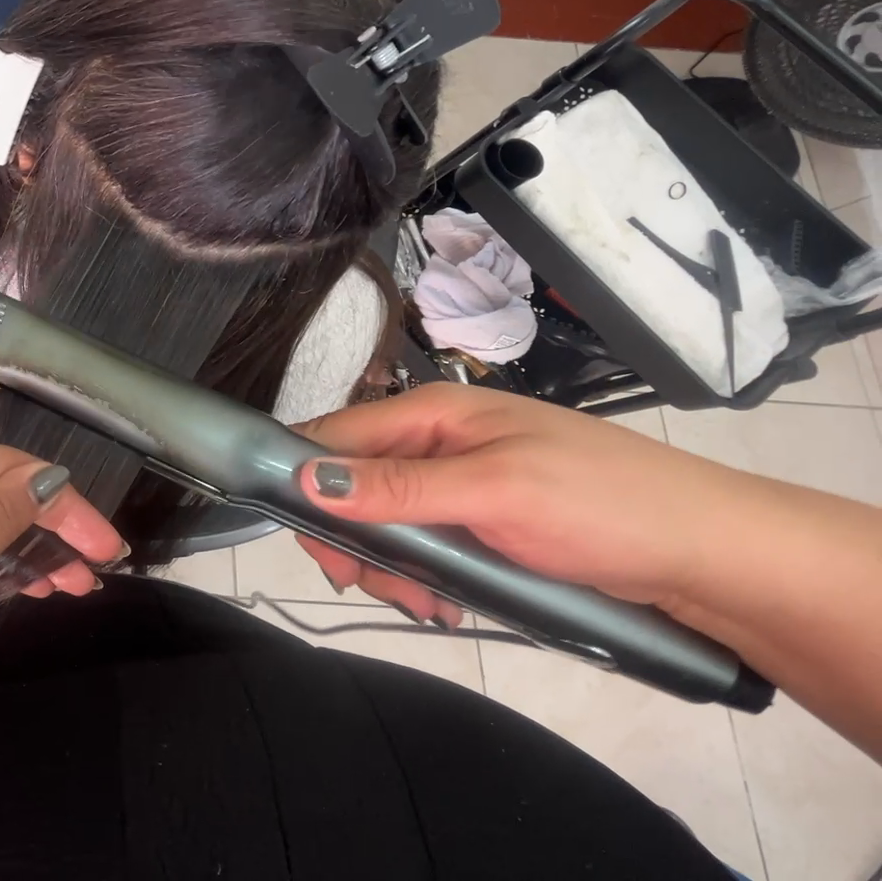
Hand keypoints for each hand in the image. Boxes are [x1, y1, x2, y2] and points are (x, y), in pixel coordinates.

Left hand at [0, 436, 123, 688]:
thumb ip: (4, 513)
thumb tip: (49, 478)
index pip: (24, 471)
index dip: (72, 507)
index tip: (110, 553)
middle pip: (1, 488)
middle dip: (51, 528)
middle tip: (88, 578)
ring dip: (21, 545)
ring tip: (61, 586)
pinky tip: (7, 581)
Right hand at [290, 383, 755, 624]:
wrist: (714, 557)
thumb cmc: (605, 507)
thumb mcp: (495, 493)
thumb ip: (398, 487)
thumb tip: (304, 479)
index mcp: (429, 413)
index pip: (331, 435)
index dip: (304, 482)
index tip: (313, 542)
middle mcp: (431, 439)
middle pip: (347, 483)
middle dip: (350, 538)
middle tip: (370, 587)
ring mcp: (453, 479)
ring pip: (377, 519)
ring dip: (387, 566)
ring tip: (425, 605)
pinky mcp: (474, 517)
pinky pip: (416, 541)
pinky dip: (416, 574)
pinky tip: (442, 601)